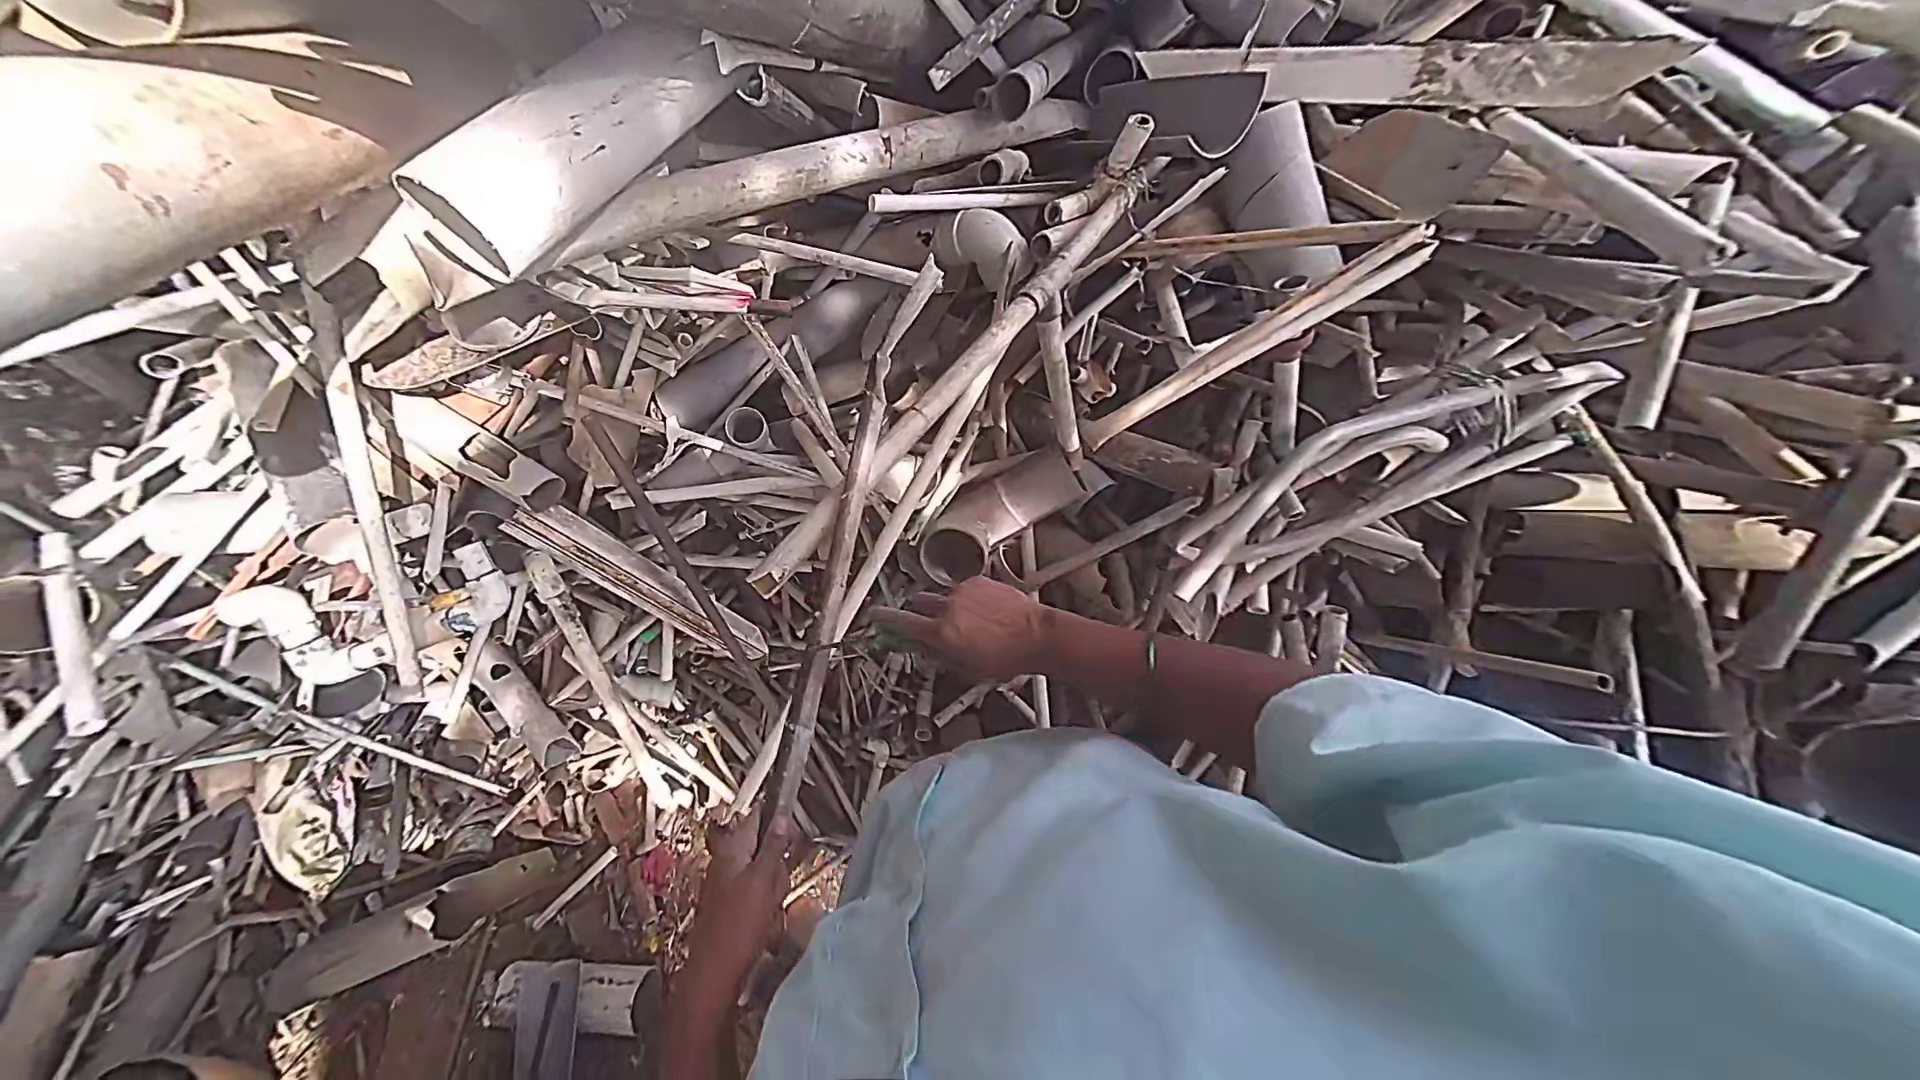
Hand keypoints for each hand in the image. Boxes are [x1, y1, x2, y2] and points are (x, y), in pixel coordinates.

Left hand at [676, 814, 793, 1011]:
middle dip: (778, 866)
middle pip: (766, 849)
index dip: (779, 822)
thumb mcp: (762, 879)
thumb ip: (774, 845)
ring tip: (770, 908)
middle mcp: (727, 863)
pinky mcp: (734, 908)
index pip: (757, 818)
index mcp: (731, 850)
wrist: (715, 976)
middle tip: (777, 884)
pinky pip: (760, 898)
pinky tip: (765, 923)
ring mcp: (729, 886)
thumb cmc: (737, 927)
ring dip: (774, 890)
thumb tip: (782, 816)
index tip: (795, 834)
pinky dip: (767, 908)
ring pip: (766, 875)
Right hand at [869, 576, 1054, 680]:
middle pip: (916, 601)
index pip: (900, 621)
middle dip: (917, 612)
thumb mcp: (966, 669)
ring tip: (969, 623)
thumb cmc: (1007, 658)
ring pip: (941, 595)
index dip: (884, 620)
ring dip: (946, 607)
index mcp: (941, 632)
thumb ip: (937, 656)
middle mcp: (949, 607)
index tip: (876, 617)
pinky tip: (982, 612)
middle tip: (928, 624)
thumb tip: (921, 648)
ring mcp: (964, 590)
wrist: (1038, 636)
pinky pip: (962, 588)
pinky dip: (966, 598)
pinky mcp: (979, 580)